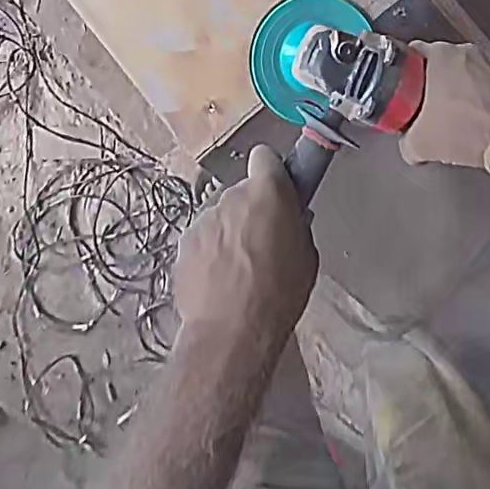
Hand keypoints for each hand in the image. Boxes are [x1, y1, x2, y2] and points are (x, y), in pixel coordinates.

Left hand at [174, 146, 317, 343]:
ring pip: (220, 215)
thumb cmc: (278, 295)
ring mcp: (203, 217)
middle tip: (262, 242)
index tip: (276, 190)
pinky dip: (209, 251)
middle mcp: (230, 196)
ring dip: (228, 231)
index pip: (265, 156)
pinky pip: (202, 237)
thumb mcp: (307, 258)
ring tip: (238, 268)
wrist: (231, 332)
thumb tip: (291, 218)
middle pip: (242, 192)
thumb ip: (296, 226)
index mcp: (266, 193)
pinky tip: (218, 279)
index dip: (271, 171)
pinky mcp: (183, 240)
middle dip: (251, 210)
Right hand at [399, 41, 489, 167]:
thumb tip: (408, 146)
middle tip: (434, 103)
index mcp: (439, 55)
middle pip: (442, 59)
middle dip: (437, 78)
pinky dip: (485, 90)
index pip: (414, 52)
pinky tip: (483, 112)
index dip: (408, 70)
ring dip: (463, 83)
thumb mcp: (421, 144)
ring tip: (461, 109)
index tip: (409, 86)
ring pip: (468, 67)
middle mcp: (466, 50)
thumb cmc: (468, 131)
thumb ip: (406, 142)